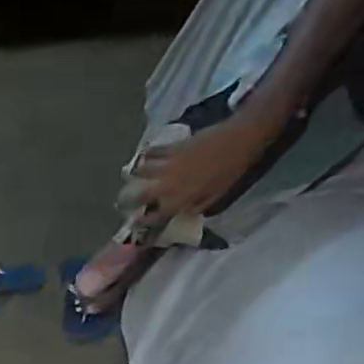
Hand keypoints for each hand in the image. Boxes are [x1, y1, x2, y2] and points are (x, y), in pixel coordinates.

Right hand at [126, 108, 285, 217]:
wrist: (240, 138)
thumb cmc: (232, 170)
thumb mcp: (217, 196)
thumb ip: (196, 206)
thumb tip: (181, 211)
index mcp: (178, 200)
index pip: (152, 218)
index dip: (141, 224)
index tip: (135, 225)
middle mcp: (166, 185)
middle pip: (138, 195)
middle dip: (127, 201)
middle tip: (123, 203)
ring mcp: (166, 165)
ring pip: (140, 171)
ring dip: (135, 176)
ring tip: (133, 177)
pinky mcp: (171, 148)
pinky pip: (152, 151)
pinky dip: (147, 154)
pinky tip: (146, 155)